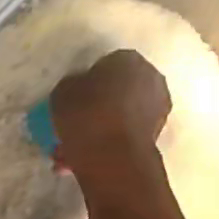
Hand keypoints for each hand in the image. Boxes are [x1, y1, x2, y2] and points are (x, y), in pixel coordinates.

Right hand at [49, 49, 171, 181]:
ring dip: (100, 129)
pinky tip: (85, 158)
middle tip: (75, 124)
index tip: (73, 101)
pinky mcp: (155, 136)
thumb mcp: (62, 94)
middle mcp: (150, 78)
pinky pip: (124, 136)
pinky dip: (108, 144)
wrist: (112, 156)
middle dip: (97, 107)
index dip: (87, 84)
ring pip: (120, 117)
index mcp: (128, 59)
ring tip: (74, 150)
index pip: (105, 65)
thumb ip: (71, 87)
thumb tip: (76, 91)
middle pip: (116, 92)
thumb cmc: (86, 115)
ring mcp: (157, 108)